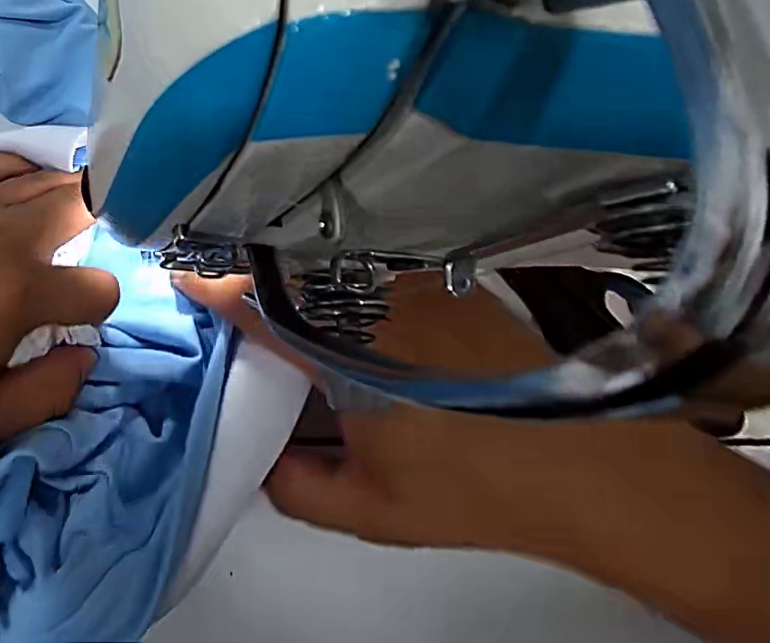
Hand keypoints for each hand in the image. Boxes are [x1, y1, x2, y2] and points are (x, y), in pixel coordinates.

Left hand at [0, 153, 119, 494]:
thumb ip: (46, 393)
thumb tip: (87, 357)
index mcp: (17, 293)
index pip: (98, 289)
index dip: (100, 311)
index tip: (80, 325)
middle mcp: (3, 236)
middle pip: (82, 207)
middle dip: (103, 229)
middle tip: (92, 258)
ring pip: (44, 179)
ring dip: (71, 197)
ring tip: (75, 221)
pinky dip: (23, 169)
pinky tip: (25, 187)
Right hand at [174, 271, 716, 561]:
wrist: (590, 464)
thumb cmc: (474, 488)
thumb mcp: (373, 509)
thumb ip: (297, 489)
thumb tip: (260, 459)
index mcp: (339, 348)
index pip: (254, 304)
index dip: (210, 286)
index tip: (179, 273)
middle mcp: (366, 299)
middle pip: (283, 268)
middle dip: (243, 272)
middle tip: (222, 287)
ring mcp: (405, 280)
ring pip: (324, 260)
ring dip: (288, 267)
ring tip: (273, 288)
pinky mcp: (437, 277)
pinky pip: (364, 264)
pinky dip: (333, 270)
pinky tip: (338, 293)